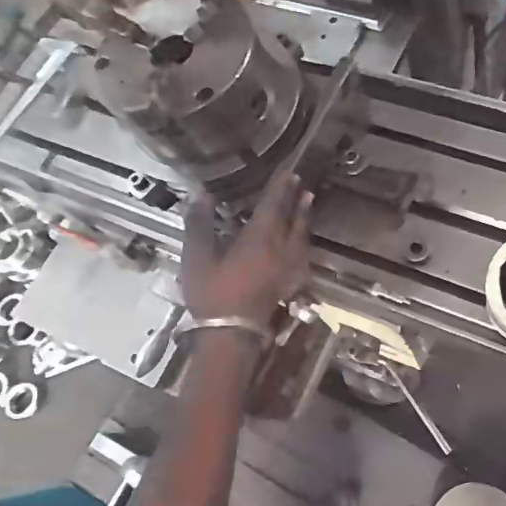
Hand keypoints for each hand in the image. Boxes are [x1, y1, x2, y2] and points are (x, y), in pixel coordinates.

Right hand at [183, 170, 311, 322]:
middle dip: (295, 199)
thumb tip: (203, 195)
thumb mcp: (197, 258)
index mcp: (259, 239)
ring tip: (308, 202)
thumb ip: (200, 225)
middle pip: (292, 218)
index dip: (280, 188)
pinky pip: (303, 255)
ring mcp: (288, 267)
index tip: (288, 173)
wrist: (231, 333)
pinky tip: (303, 242)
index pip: (273, 206)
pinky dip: (304, 241)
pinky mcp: (290, 283)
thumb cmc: (212, 293)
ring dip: (304, 217)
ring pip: (301, 236)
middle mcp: (280, 249)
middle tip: (300, 182)